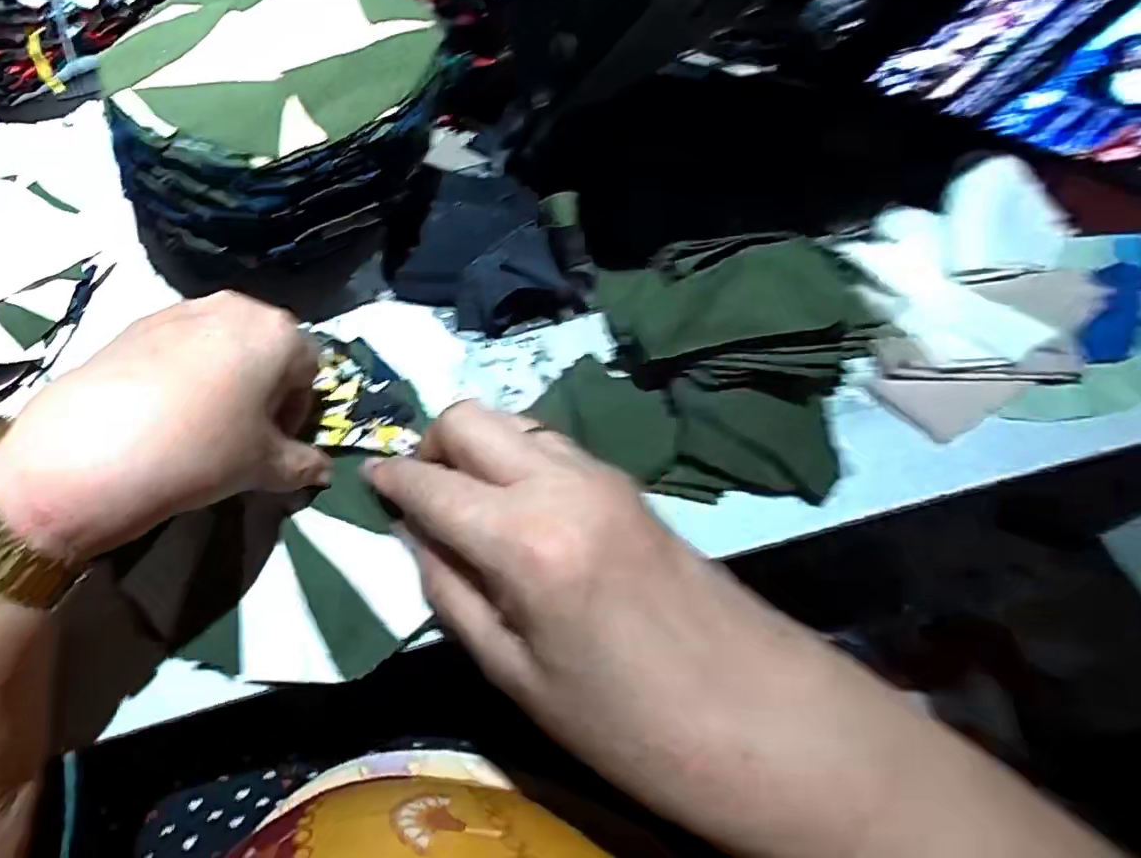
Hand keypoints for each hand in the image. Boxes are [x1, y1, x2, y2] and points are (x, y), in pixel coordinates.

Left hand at [0, 292, 329, 563]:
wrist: (94, 446)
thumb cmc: (202, 449)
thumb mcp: (263, 466)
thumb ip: (303, 465)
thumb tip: (323, 472)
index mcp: (279, 332)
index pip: (309, 368)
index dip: (297, 409)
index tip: (273, 442)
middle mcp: (237, 306)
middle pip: (267, 346)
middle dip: (264, 386)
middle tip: (240, 430)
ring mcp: (185, 307)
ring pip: (224, 340)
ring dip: (226, 375)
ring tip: (199, 419)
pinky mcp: (141, 319)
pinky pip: (183, 341)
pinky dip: (187, 368)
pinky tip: (163, 407)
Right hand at [366, 402, 1119, 857]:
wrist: (771, 724)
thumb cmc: (629, 724)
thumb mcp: (512, 673)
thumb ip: (447, 589)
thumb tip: (416, 533)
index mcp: (523, 540)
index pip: (428, 481)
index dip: (388, 478)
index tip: (369, 482)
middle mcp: (558, 483)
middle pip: (466, 416)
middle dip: (429, 444)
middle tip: (422, 493)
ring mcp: (597, 473)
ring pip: (508, 419)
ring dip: (473, 446)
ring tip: (467, 499)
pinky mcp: (624, 480)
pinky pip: (546, 442)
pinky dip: (513, 457)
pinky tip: (517, 507)